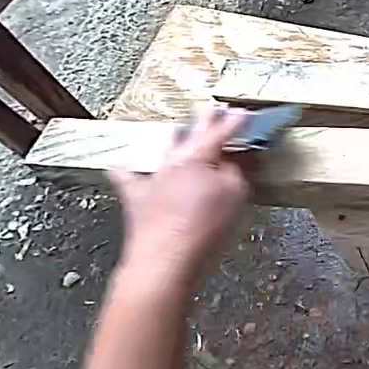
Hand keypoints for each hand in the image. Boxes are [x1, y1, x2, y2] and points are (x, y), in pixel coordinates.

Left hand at [109, 105, 252, 279]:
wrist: (166, 258)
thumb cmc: (206, 225)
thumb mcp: (237, 193)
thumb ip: (237, 170)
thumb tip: (234, 159)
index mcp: (198, 156)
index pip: (221, 132)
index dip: (235, 122)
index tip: (244, 113)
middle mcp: (173, 161)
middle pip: (192, 135)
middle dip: (205, 121)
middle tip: (213, 110)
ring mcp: (152, 178)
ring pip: (163, 149)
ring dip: (174, 138)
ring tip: (179, 130)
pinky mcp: (137, 198)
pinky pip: (128, 176)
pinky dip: (129, 168)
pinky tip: (125, 163)